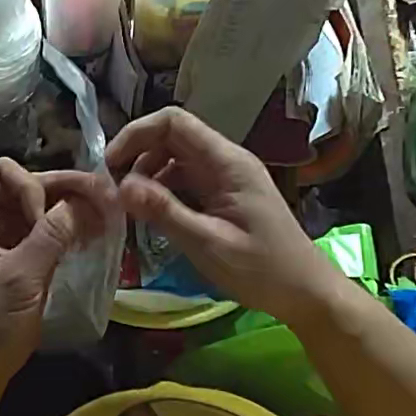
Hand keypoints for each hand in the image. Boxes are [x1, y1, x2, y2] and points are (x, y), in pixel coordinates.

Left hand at [0, 160, 113, 374]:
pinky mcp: (26, 261)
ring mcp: (9, 241)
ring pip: (45, 209)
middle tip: (106, 198)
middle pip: (30, 186)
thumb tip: (85, 200)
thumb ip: (50, 237)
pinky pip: (51, 234)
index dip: (31, 187)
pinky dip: (72, 230)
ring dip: (75, 208)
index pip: (4, 174)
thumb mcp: (18, 279)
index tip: (45, 220)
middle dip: (66, 190)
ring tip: (108, 215)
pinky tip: (96, 234)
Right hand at [108, 107, 339, 318]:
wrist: (306, 293)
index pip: (173, 122)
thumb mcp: (208, 243)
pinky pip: (182, 180)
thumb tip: (120, 186)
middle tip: (113, 190)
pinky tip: (150, 216)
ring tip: (128, 207)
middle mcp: (224, 161)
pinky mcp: (221, 195)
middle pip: (170, 137)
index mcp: (226, 162)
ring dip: (146, 175)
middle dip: (136, 155)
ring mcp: (223, 177)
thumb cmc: (262, 269)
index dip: (136, 134)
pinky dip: (160, 191)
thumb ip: (164, 211)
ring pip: (172, 158)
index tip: (110, 165)